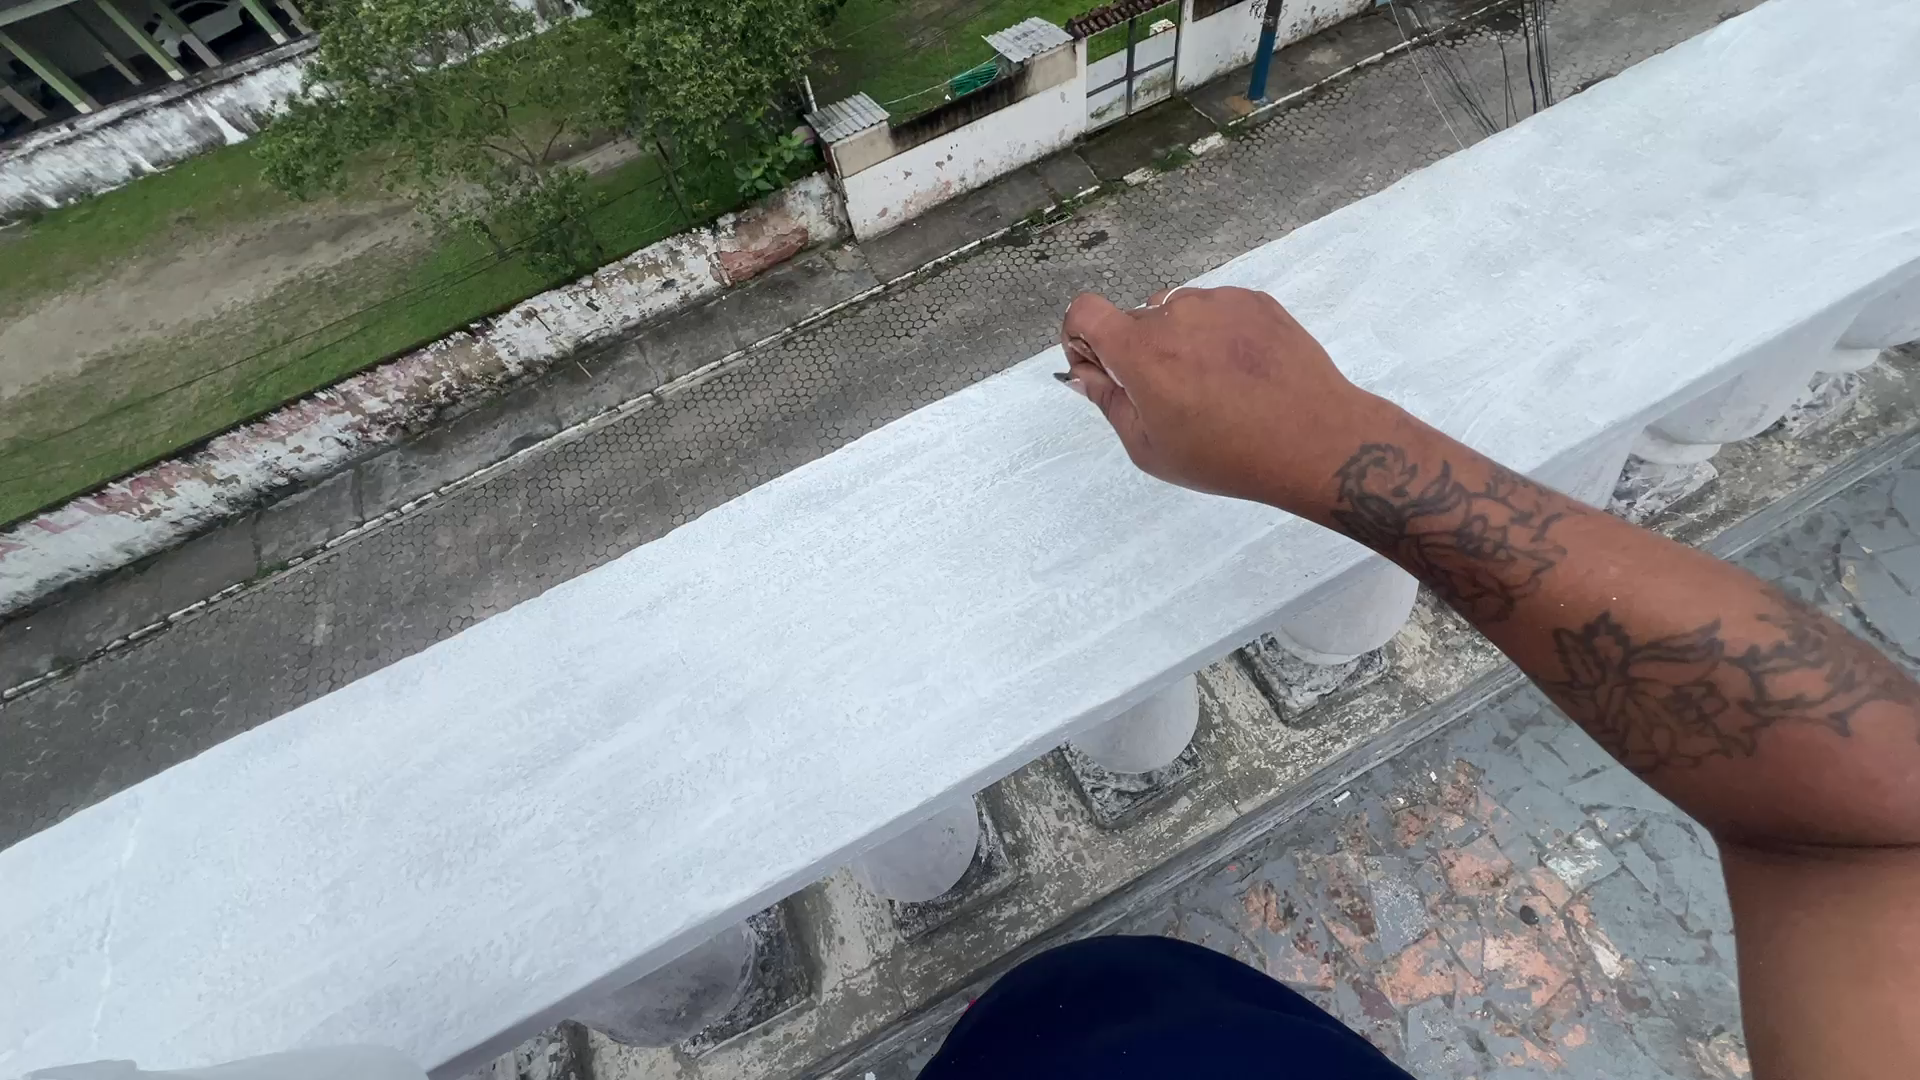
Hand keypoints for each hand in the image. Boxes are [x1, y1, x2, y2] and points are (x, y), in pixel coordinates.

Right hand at [1059, 286, 1397, 518]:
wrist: (1313, 440)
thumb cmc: (1224, 456)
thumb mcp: (1148, 447)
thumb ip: (1108, 401)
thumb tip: (1083, 374)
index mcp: (1141, 350)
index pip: (1083, 311)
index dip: (1080, 338)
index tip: (1099, 368)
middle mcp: (1175, 313)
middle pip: (1131, 320)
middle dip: (1133, 353)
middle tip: (1165, 397)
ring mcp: (1218, 302)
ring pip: (1173, 313)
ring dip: (1174, 342)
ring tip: (1208, 386)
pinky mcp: (1254, 300)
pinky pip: (1213, 310)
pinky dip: (1212, 335)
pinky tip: (1237, 374)